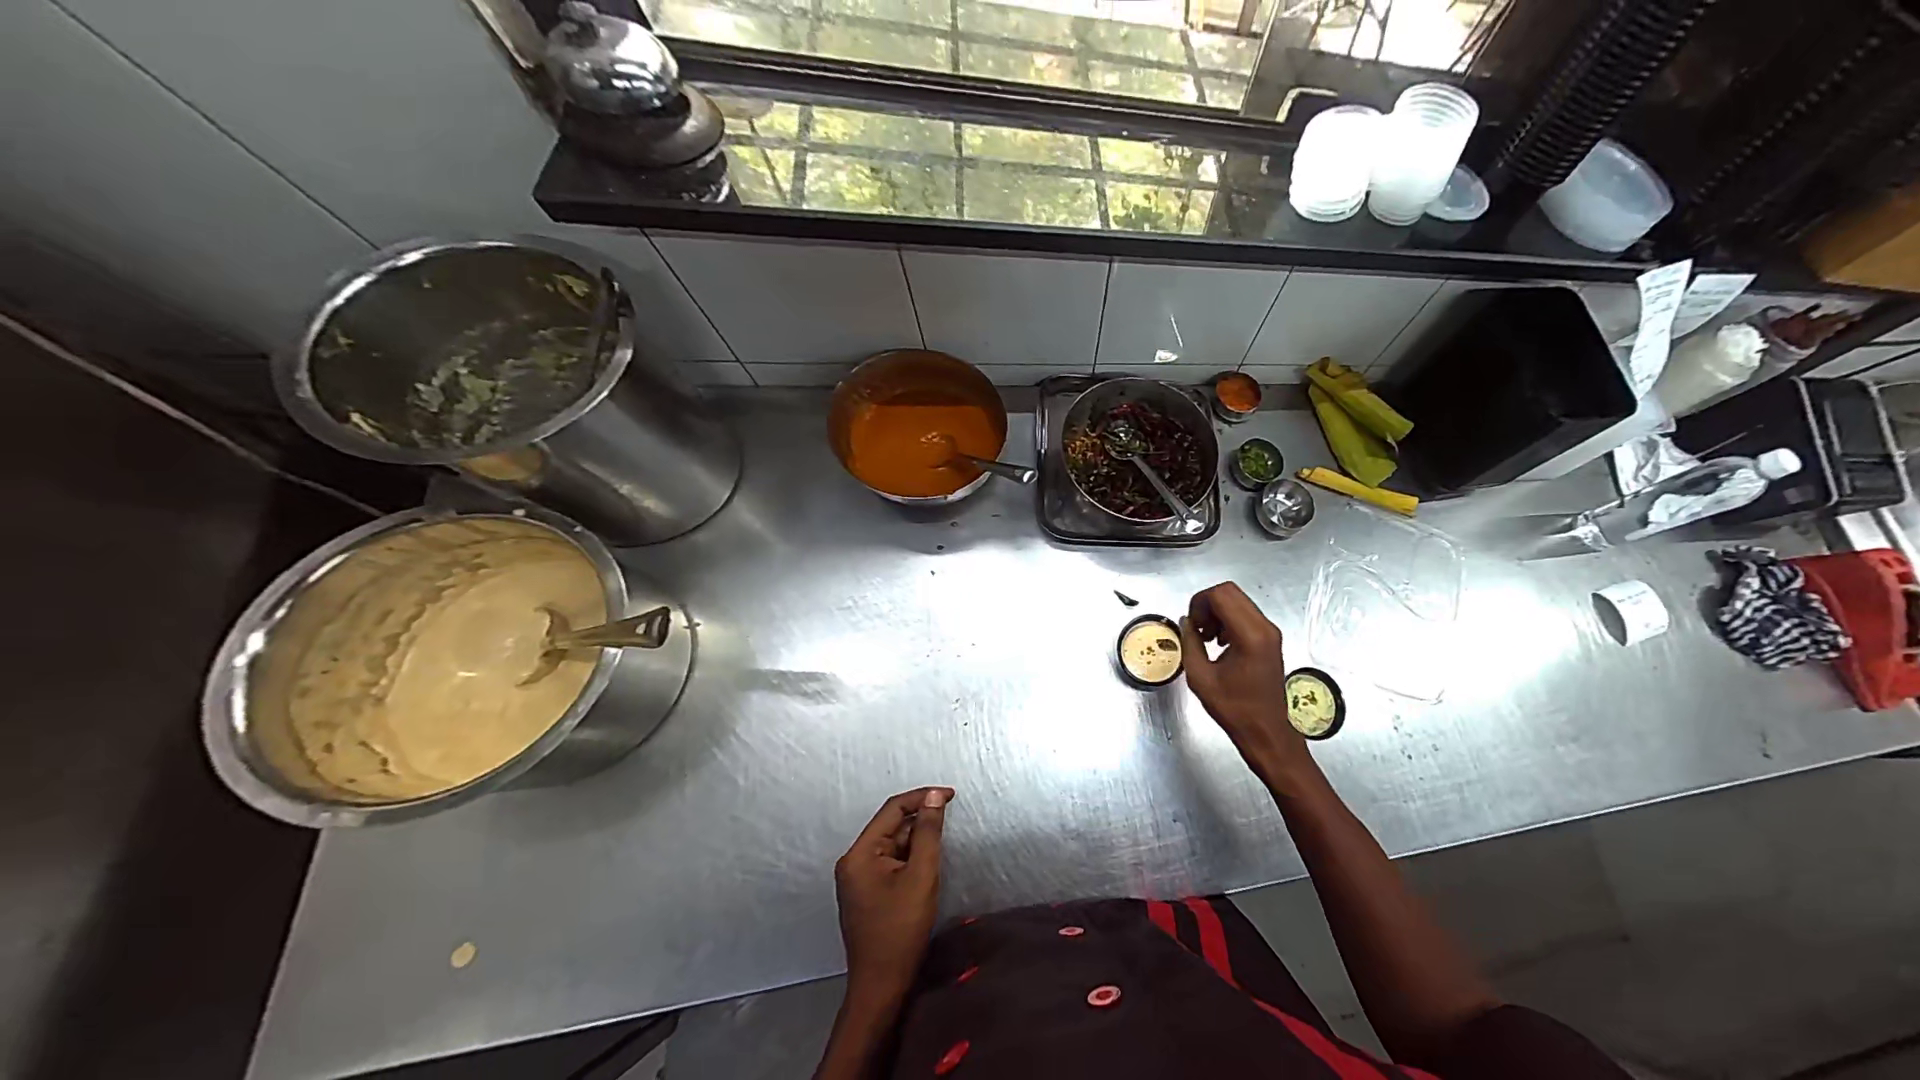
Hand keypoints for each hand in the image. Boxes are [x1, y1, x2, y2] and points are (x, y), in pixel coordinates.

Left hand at [833, 787, 952, 1002]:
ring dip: (916, 841)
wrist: (881, 986)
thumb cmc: (901, 931)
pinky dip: (909, 858)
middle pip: (890, 827)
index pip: (892, 809)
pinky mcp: (865, 892)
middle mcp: (853, 860)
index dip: (922, 797)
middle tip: (950, 820)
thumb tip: (934, 797)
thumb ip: (928, 833)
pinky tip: (926, 866)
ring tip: (940, 847)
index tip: (950, 795)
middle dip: (920, 821)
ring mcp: (857, 878)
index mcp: (859, 853)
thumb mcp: (921, 876)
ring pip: (891, 845)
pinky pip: (889, 862)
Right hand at [1180, 582, 1315, 787]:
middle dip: (1207, 604)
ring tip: (1206, 637)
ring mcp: (1270, 633)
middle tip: (1197, 627)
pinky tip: (1218, 643)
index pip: (1221, 595)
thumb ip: (1190, 643)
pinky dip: (1227, 620)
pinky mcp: (1270, 640)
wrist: (1266, 731)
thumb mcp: (1200, 677)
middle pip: (1230, 592)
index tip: (1192, 623)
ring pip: (1238, 601)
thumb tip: (1186, 623)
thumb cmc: (1235, 710)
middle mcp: (1265, 629)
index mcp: (1250, 636)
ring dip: (1217, 612)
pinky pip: (1245, 615)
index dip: (1199, 603)